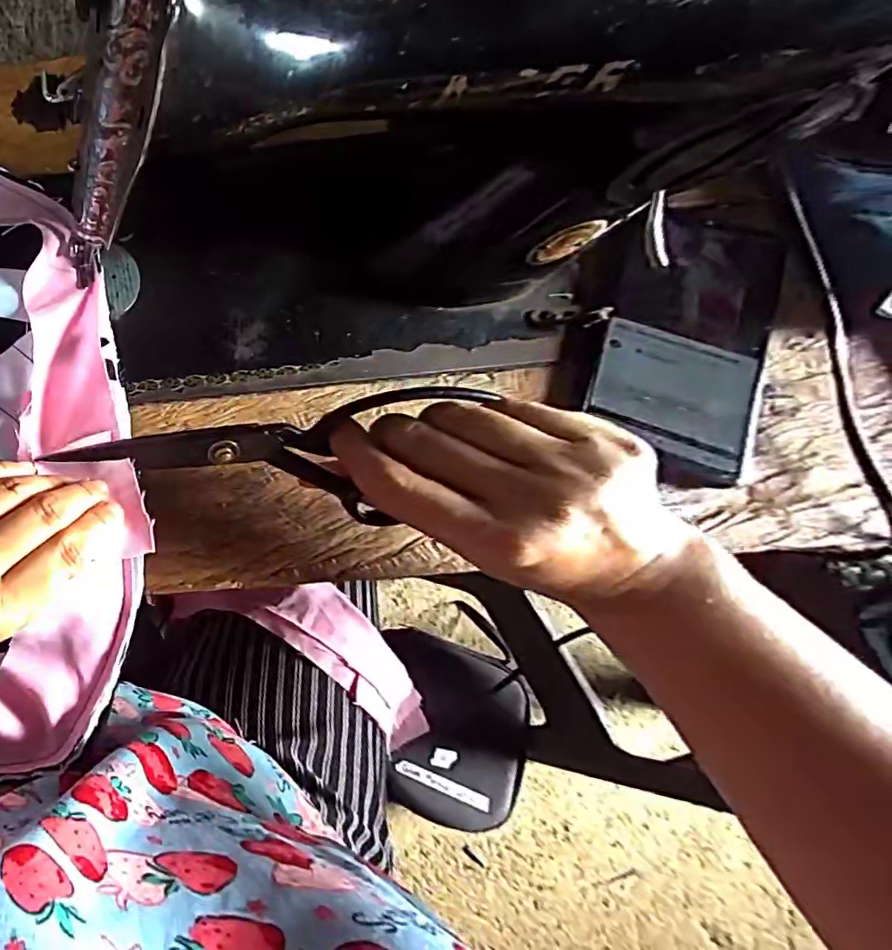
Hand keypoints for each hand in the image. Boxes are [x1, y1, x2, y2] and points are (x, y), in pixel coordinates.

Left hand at [0, 461, 125, 667]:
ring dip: (49, 481)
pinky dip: (8, 469)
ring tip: (69, 480)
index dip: (94, 528)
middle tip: (98, 489)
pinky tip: (30, 471)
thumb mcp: (4, 624)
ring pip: (11, 491)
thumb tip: (86, 535)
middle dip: (79, 497)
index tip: (111, 513)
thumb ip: (43, 583)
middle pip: (40, 517)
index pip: (60, 557)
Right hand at [328, 398, 705, 603]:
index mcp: (496, 539)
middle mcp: (538, 501)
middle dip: (391, 436)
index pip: (397, 483)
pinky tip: (496, 439)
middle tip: (391, 445)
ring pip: (454, 412)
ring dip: (435, 423)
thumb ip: (398, 499)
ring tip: (449, 445)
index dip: (354, 454)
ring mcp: (573, 463)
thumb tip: (331, 464)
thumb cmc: (532, 557)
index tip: (338, 437)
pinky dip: (485, 416)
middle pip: (418, 439)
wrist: (633, 562)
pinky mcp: (597, 433)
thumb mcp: (460, 544)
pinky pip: (504, 403)